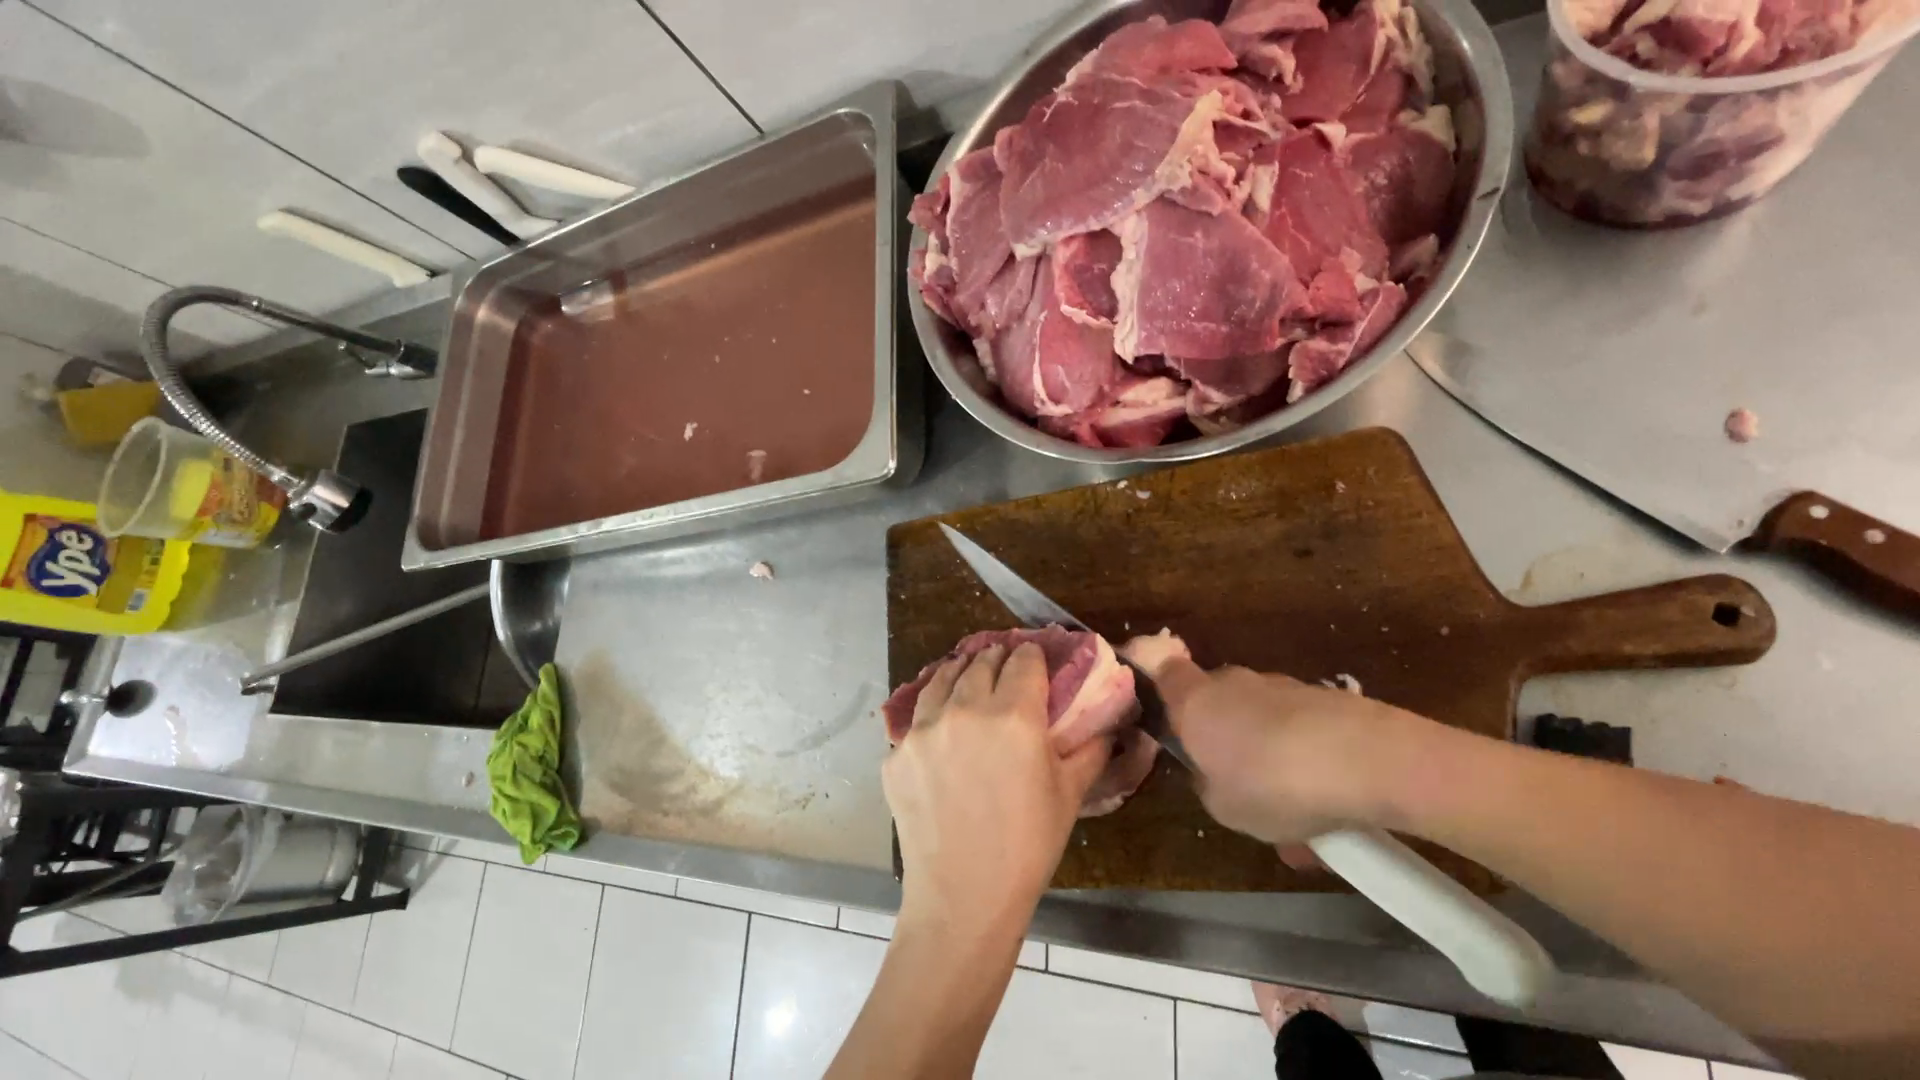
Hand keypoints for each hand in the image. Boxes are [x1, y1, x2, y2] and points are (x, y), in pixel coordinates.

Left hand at [884, 643, 1110, 938]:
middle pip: (980, 662)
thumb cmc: (1028, 846)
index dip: (1034, 656)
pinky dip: (933, 714)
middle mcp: (965, 710)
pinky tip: (941, 728)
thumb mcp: (1070, 793)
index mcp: (1014, 715)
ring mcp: (923, 731)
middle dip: (997, 660)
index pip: (1024, 660)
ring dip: (960, 674)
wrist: (963, 895)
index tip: (1037, 661)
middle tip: (1006, 670)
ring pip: (941, 679)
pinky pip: (916, 720)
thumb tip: (1106, 720)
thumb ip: (1090, 747)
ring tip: (968, 679)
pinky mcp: (896, 754)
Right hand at [1122, 637, 1423, 843]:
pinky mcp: (1330, 700)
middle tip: (1237, 784)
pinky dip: (1309, 762)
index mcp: (1195, 702)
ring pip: (1264, 721)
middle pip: (1218, 702)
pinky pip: (1304, 733)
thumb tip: (1217, 774)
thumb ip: (1209, 784)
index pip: (1164, 676)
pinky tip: (1328, 808)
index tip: (1170, 726)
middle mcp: (1236, 684)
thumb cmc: (1272, 784)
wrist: (1369, 762)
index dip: (1163, 696)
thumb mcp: (1222, 807)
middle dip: (1225, 738)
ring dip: (1271, 756)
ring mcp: (1286, 687)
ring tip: (1295, 813)